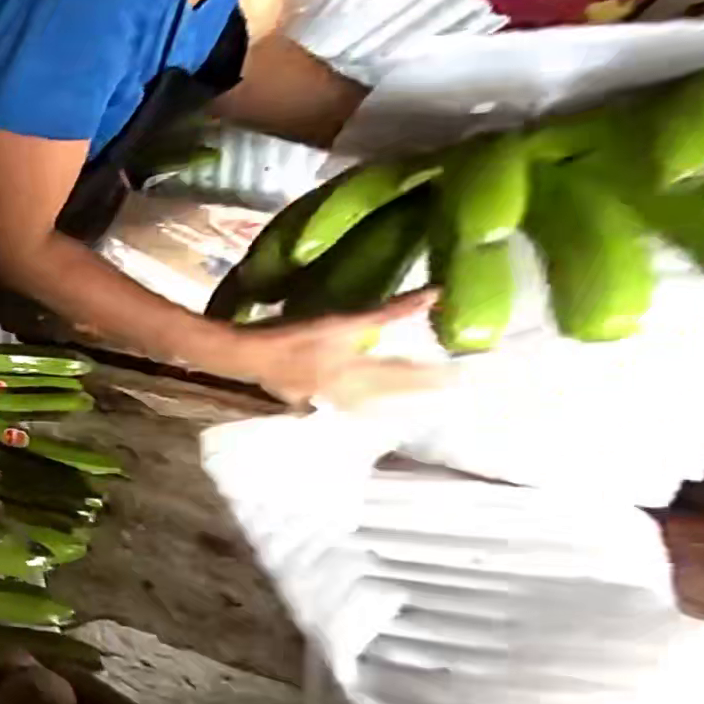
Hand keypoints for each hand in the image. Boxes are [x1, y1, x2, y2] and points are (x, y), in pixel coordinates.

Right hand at [227, 290, 451, 408]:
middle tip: (441, 390)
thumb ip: (387, 312)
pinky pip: (342, 409)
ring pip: (366, 406)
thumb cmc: (290, 336)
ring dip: (389, 405)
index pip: (405, 374)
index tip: (459, 374)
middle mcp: (347, 392)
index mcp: (358, 373)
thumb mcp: (340, 321)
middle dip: (415, 392)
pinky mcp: (304, 401)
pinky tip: (358, 406)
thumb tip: (434, 295)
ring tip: (407, 403)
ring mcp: (324, 400)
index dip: (432, 374)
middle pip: (389, 395)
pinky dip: (358, 408)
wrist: (244, 357)